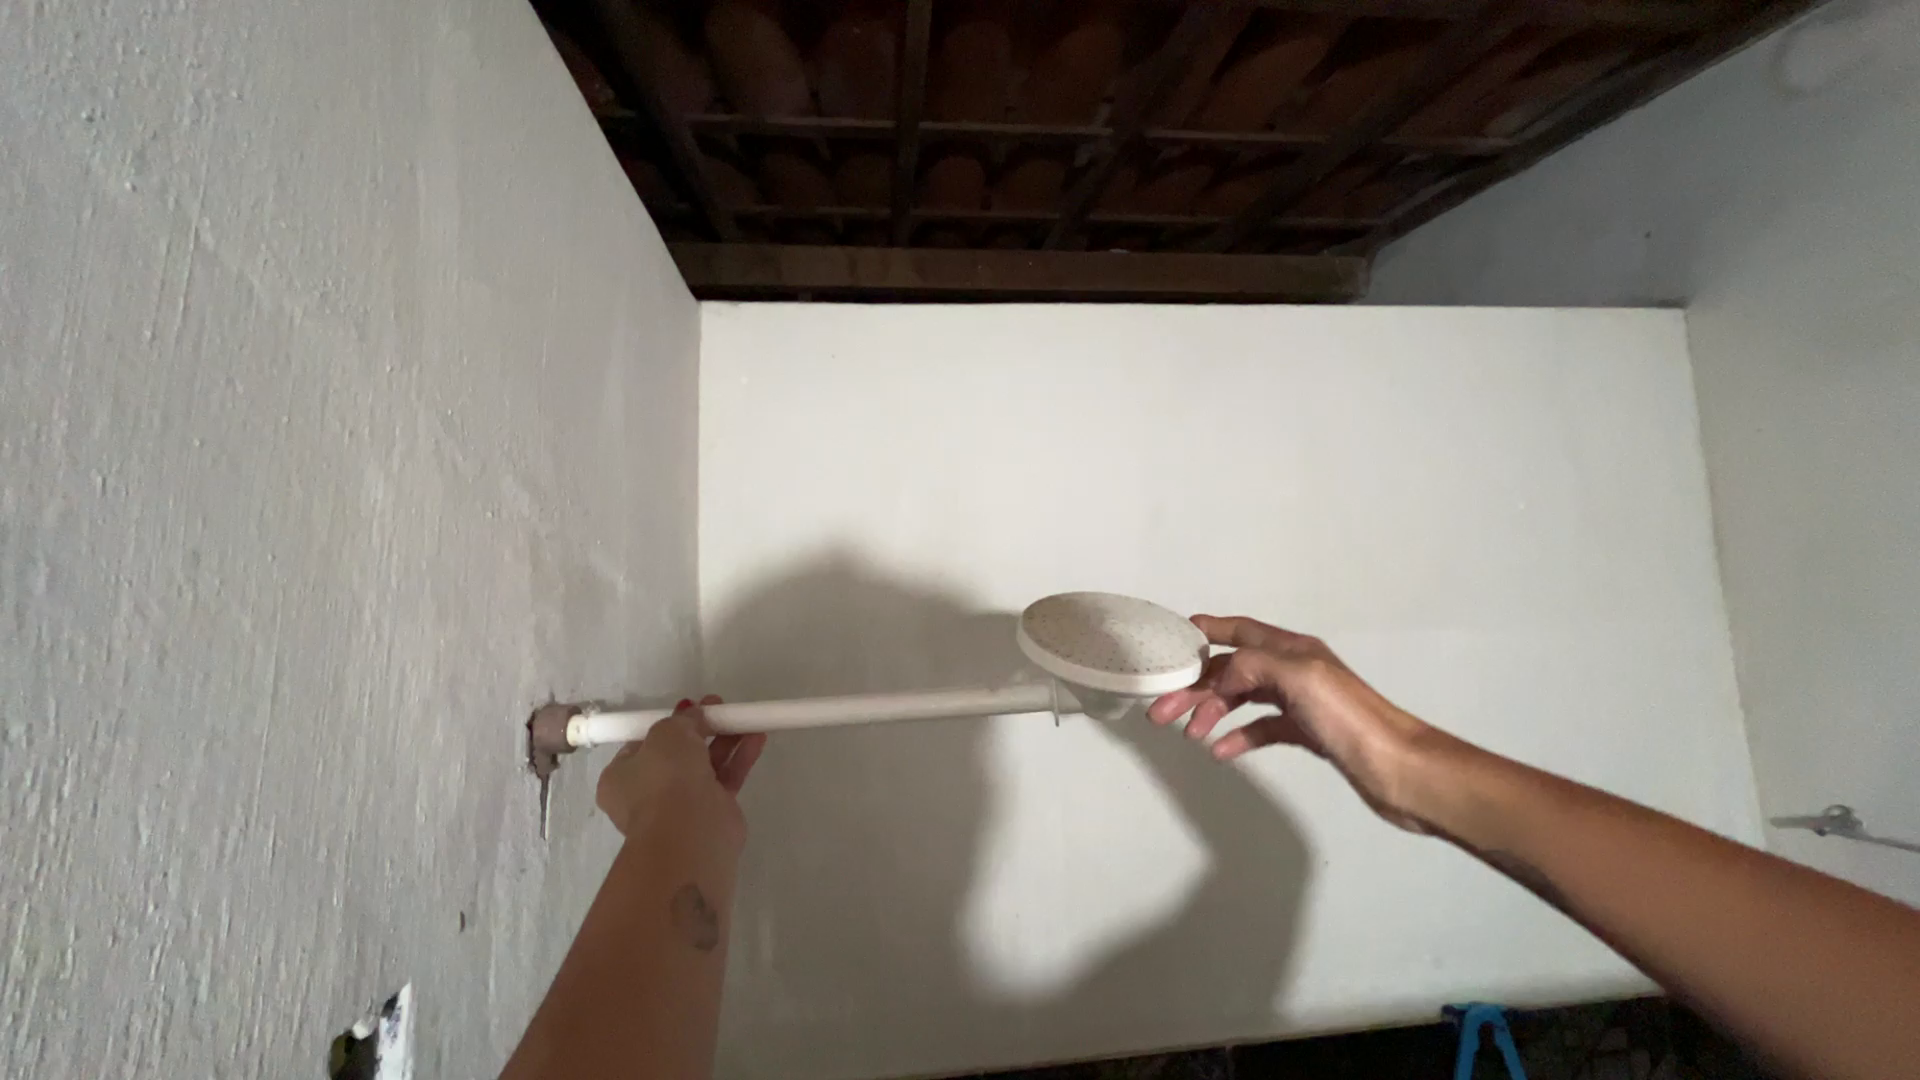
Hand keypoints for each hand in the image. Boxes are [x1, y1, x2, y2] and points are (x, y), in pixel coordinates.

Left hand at [596, 696, 767, 847]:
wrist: (689, 831)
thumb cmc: (665, 778)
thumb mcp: (668, 734)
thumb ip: (682, 719)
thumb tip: (692, 713)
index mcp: (622, 776)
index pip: (644, 743)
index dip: (669, 723)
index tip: (692, 708)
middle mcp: (649, 791)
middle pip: (679, 751)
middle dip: (702, 728)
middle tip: (720, 708)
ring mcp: (681, 803)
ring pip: (706, 763)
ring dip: (725, 739)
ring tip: (745, 718)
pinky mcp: (711, 811)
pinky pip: (726, 777)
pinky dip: (740, 757)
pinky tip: (757, 737)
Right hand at [1147, 616, 1444, 831]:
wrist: (1400, 770)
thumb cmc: (1348, 717)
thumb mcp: (1297, 676)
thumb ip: (1251, 665)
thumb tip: (1221, 681)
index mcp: (1291, 649)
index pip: (1240, 631)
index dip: (1207, 631)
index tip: (1173, 641)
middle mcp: (1293, 670)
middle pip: (1231, 670)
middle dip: (1195, 686)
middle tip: (1161, 710)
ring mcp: (1299, 702)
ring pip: (1241, 700)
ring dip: (1211, 712)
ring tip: (1188, 734)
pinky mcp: (1306, 733)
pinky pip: (1260, 729)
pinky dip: (1238, 737)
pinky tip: (1221, 752)